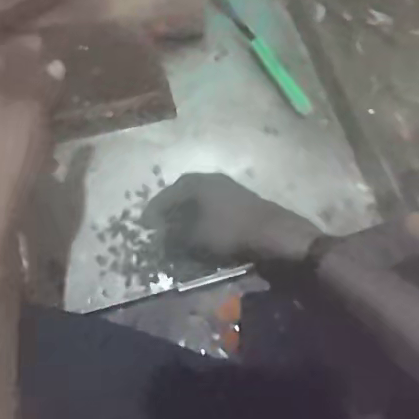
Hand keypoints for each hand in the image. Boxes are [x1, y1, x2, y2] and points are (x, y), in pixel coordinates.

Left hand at [0, 35, 63, 233]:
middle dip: (20, 64)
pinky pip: (4, 110)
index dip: (19, 45)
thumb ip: (42, 83)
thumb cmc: (13, 145)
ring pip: (0, 92)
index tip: (42, 41)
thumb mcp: (33, 109)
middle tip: (45, 60)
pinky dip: (22, 104)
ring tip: (46, 83)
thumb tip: (55, 63)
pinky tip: (39, 110)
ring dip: (22, 85)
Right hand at [143, 173, 321, 263]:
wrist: (275, 235)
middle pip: (185, 194)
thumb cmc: (229, 232)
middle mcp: (214, 181)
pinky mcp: (244, 205)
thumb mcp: (193, 237)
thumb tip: (160, 237)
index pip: (168, 193)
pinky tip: (203, 234)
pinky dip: (205, 221)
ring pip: (201, 203)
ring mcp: (231, 191)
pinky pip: (215, 211)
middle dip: (171, 211)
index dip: (154, 210)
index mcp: (198, 182)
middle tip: (160, 226)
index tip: (143, 224)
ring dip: (188, 217)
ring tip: (179, 233)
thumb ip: (172, 236)